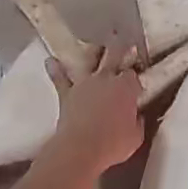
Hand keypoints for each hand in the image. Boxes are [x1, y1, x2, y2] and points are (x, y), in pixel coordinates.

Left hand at [39, 46, 142, 177]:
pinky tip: (50, 61)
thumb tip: (136, 117)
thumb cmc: (112, 145)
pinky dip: (55, 70)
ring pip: (89, 60)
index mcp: (126, 88)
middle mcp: (106, 79)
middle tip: (125, 39)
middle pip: (115, 55)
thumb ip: (137, 123)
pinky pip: (60, 79)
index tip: (136, 82)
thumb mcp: (135, 137)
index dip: (135, 77)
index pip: (133, 76)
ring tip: (97, 43)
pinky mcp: (67, 94)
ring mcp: (85, 83)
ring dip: (93, 51)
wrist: (80, 149)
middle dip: (121, 47)